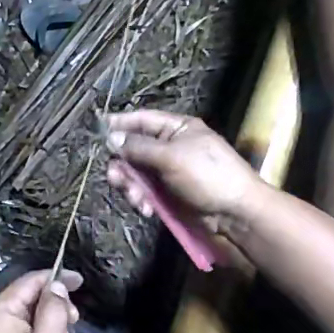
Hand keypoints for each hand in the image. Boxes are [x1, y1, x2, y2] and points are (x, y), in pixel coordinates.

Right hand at [102, 110, 262, 226]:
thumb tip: (112, 138)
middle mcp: (172, 146)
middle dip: (123, 165)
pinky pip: (147, 192)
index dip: (120, 123)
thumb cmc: (208, 175)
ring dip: (132, 186)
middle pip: (134, 149)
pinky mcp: (170, 193)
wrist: (235, 212)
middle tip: (115, 177)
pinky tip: (148, 209)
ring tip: (137, 199)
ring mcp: (170, 171)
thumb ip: (139, 147)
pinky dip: (143, 200)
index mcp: (177, 128)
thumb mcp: (172, 156)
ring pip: (137, 174)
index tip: (98, 129)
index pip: (142, 120)